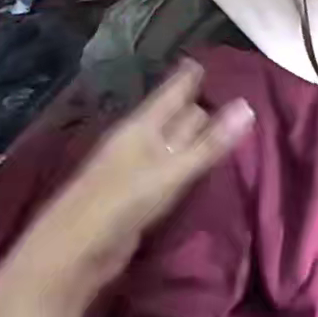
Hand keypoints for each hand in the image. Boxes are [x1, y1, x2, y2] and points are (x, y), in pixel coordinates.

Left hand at [13, 61, 253, 296]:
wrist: (69, 259)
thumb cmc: (119, 204)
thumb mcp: (172, 171)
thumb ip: (211, 142)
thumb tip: (248, 104)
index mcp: (141, 126)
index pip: (173, 91)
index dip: (191, 75)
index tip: (214, 57)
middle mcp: (138, 140)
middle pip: (175, 113)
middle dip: (202, 101)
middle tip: (235, 89)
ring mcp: (135, 166)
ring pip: (175, 138)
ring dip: (200, 131)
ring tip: (231, 120)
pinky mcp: (137, 192)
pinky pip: (173, 164)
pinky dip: (192, 157)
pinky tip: (208, 159)